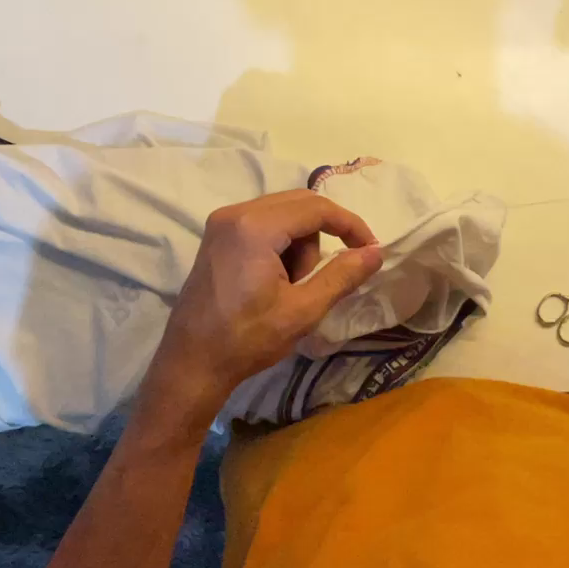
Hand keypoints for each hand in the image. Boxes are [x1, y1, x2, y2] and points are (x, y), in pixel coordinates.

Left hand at [139, 191, 382, 430]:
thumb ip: (341, 276)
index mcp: (255, 227)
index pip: (317, 208)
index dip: (350, 225)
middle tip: (323, 278)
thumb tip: (375, 253)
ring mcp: (221, 224)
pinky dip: (280, 247)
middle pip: (299, 204)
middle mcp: (235, 213)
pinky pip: (262, 226)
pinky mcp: (217, 238)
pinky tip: (275, 282)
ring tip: (290, 288)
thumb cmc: (248, 339)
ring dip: (299, 245)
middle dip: (322, 237)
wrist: (192, 362)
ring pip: (282, 215)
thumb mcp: (303, 310)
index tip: (370, 250)